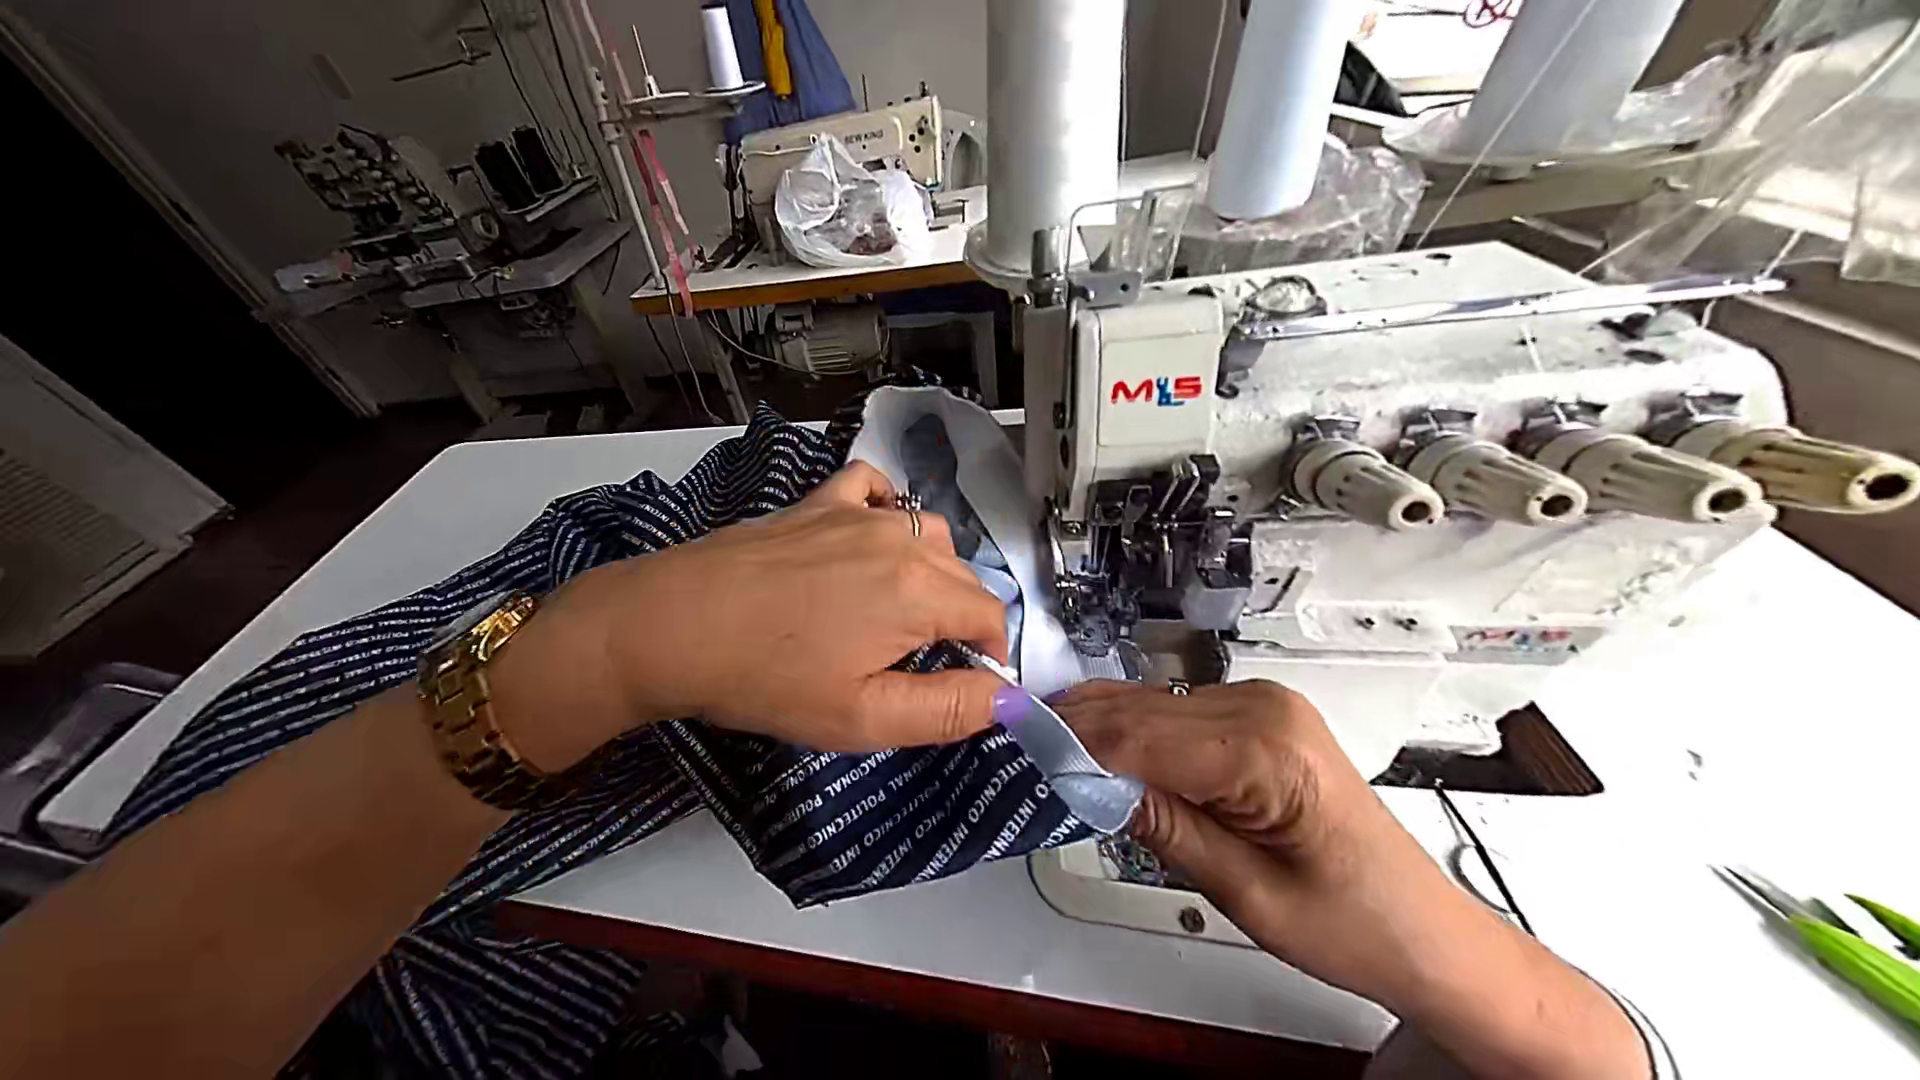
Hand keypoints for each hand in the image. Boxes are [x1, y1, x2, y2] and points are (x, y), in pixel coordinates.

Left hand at [491, 463, 1009, 770]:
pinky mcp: (820, 501)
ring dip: (933, 571)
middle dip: (961, 619)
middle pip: (964, 575)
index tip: (963, 681)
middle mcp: (901, 540)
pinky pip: (875, 488)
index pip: (990, 615)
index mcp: (919, 592)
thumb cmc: (769, 678)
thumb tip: (1008, 698)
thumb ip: (947, 710)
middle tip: (920, 659)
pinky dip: (888, 510)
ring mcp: (859, 512)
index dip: (989, 654)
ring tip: (898, 607)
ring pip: (929, 533)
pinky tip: (871, 537)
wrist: (673, 625)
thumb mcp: (864, 717)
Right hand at [1057, 680, 1649, 1079]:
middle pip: (1142, 709)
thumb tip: (1088, 781)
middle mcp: (1262, 705)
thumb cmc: (1349, 925)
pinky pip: (1174, 709)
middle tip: (1016, 742)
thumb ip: (1164, 826)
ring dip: (1099, 724)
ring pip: (1151, 702)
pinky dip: (1131, 726)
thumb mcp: (1245, 895)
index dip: (1076, 743)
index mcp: (1268, 750)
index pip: (1143, 736)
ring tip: (1043, 743)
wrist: (1424, 925)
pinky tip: (1095, 739)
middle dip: (1078, 728)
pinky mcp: (1254, 710)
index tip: (1018, 749)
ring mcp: (1260, 701)